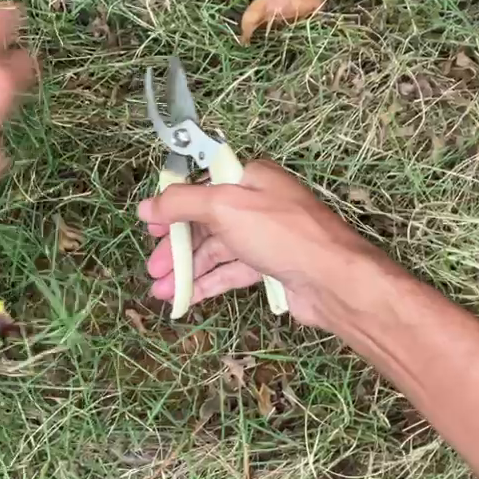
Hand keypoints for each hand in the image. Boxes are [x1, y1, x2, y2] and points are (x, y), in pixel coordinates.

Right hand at [137, 161, 395, 331]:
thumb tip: (146, 205)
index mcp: (249, 179)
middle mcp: (256, 204)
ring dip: (187, 270)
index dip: (172, 208)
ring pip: (216, 251)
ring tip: (162, 291)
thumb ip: (182, 203)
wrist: (332, 280)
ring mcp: (263, 236)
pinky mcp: (269, 265)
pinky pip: (230, 272)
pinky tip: (186, 299)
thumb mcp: (224, 208)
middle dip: (177, 247)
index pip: (200, 188)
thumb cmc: (281, 235)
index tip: (149, 228)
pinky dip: (207, 283)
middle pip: (205, 223)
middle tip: (153, 269)